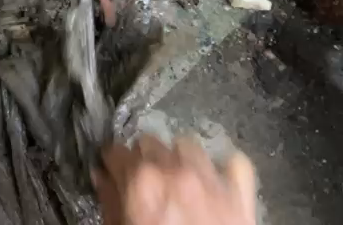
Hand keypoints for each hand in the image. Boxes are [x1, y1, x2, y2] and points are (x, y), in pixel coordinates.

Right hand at [98, 135, 257, 224]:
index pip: (115, 151)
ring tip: (179, 180)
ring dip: (179, 158)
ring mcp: (210, 181)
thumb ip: (109, 201)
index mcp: (140, 180)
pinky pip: (236, 164)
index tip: (115, 174)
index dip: (114, 165)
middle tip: (146, 183)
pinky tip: (215, 182)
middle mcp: (173, 170)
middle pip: (149, 142)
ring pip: (188, 144)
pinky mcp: (240, 196)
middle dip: (144, 159)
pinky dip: (225, 169)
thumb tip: (102, 178)